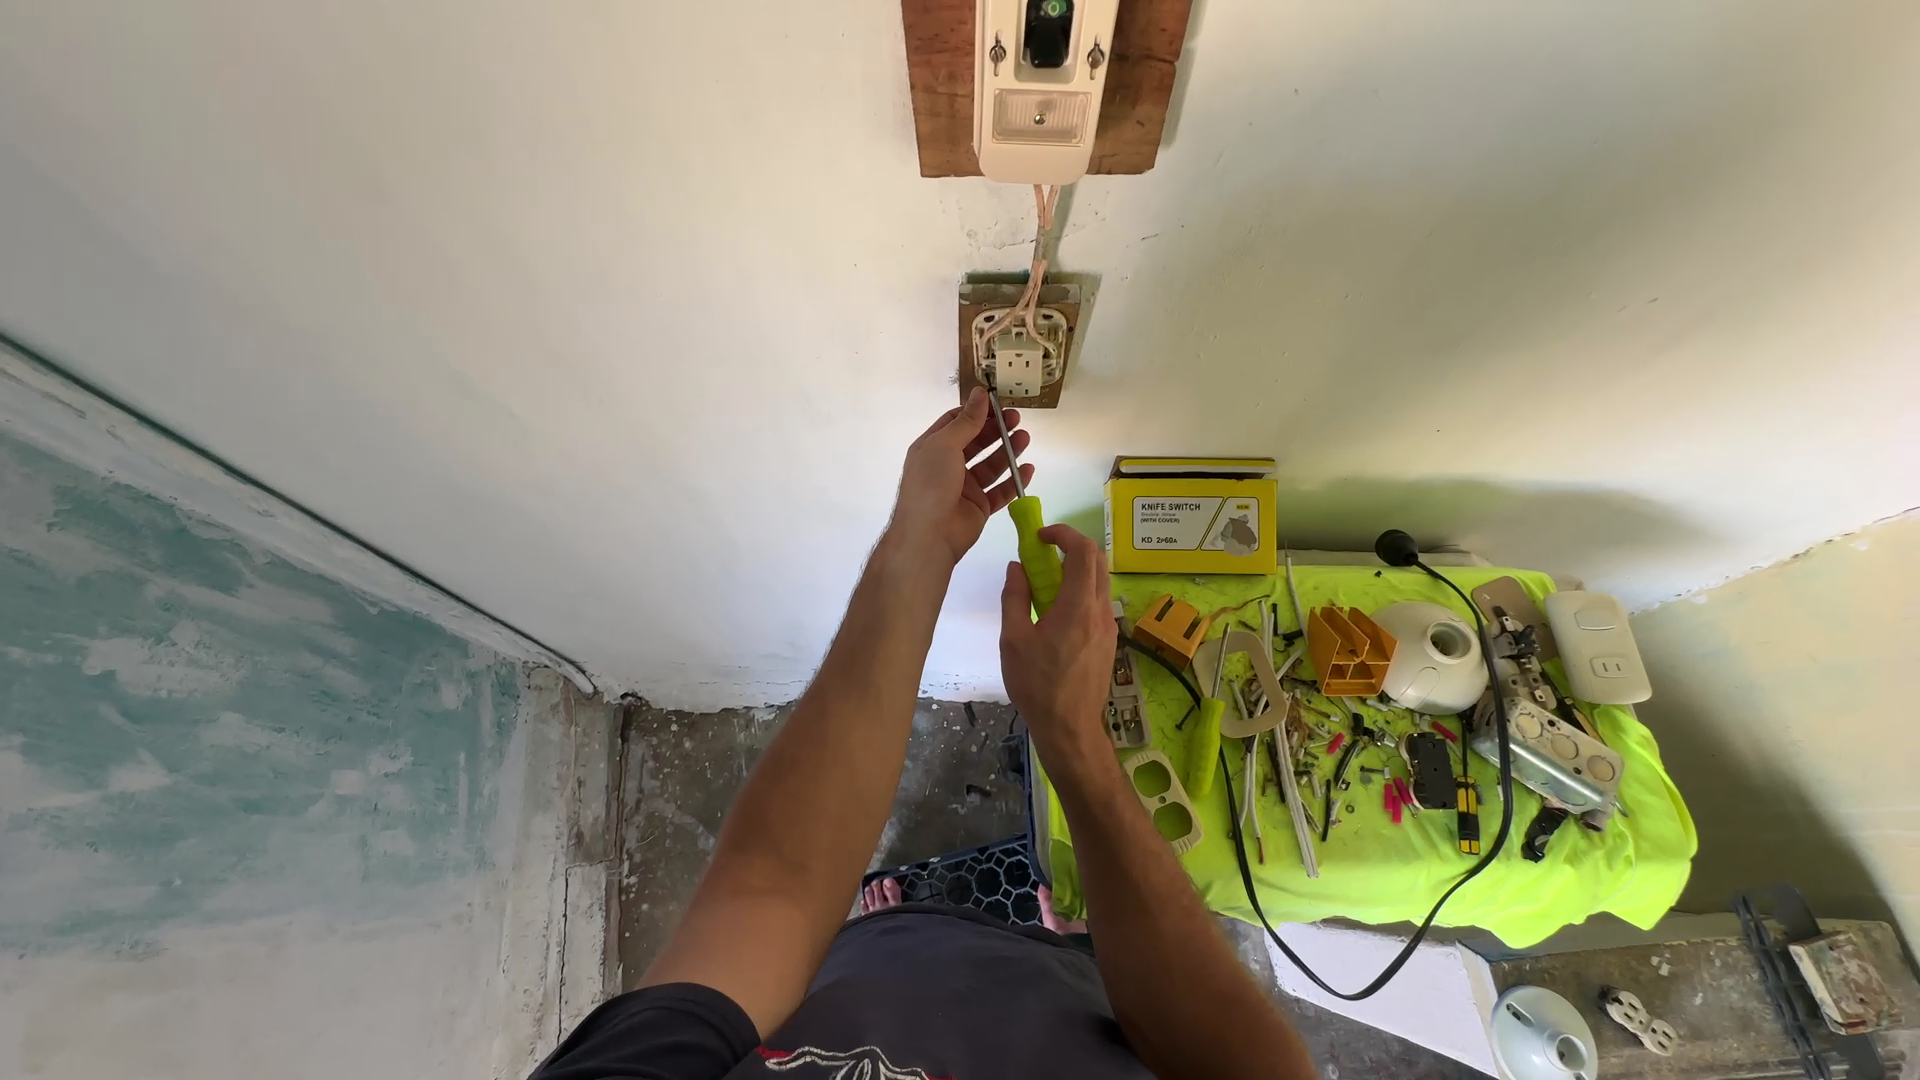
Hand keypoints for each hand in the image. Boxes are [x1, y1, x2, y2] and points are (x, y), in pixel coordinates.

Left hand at [887, 387, 1033, 565]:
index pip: (955, 422)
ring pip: (991, 465)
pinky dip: (1014, 479)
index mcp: (932, 448)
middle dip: (996, 429)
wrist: (929, 535)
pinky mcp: (979, 506)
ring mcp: (964, 487)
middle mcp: (947, 466)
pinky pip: (1000, 490)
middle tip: (1016, 419)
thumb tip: (980, 393)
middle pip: (976, 442)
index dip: (976, 412)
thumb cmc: (931, 483)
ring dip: (1008, 451)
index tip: (997, 402)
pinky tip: (1028, 468)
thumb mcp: (944, 445)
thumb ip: (966, 421)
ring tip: (1025, 438)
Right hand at [1000, 525, 1116, 765]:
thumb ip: (1015, 598)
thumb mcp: (1013, 640)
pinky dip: (1079, 593)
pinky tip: (1055, 616)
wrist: (1070, 728)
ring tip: (1044, 589)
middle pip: (1096, 561)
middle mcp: (1101, 611)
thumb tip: (1017, 568)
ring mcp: (1109, 626)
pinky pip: (1097, 603)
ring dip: (1074, 572)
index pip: (1082, 551)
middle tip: (1041, 556)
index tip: (1039, 536)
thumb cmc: (1037, 685)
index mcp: (1078, 606)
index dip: (1062, 534)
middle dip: (1069, 548)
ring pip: (1098, 582)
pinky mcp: (1108, 641)